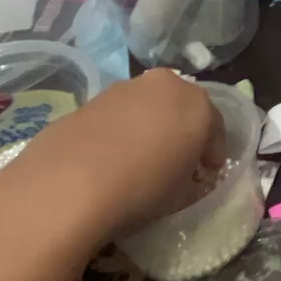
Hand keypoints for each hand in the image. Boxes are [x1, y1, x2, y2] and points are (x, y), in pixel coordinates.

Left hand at [0, 69, 226, 244]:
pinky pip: (113, 119)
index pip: (216, 126)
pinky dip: (116, 135)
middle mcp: (163, 85)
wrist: (65, 188)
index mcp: (197, 103)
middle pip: (180, 108)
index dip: (213, 153)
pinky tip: (105, 164)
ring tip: (137, 164)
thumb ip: (192, 180)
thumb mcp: (182, 195)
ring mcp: (121, 90)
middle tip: (176, 164)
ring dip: (148, 129)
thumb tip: (187, 178)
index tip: (207, 175)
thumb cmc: (141, 189)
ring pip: (145, 109)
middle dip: (182, 132)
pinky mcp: (86, 102)